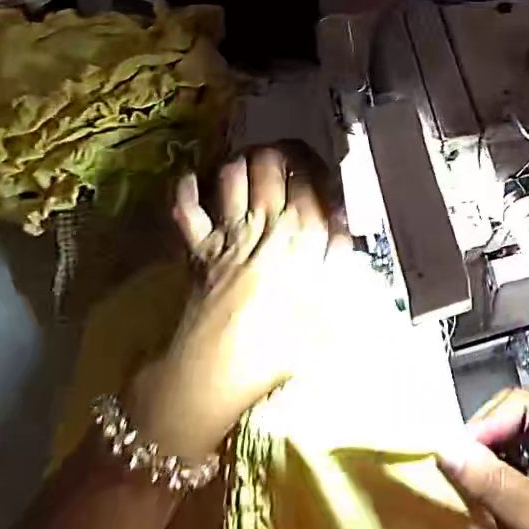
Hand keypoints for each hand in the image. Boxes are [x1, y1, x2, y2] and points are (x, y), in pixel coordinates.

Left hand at [125, 144, 336, 458]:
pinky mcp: (195, 248)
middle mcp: (264, 228)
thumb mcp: (325, 305)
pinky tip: (192, 178)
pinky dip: (186, 189)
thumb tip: (343, 229)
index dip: (311, 167)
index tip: (315, 164)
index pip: (308, 185)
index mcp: (301, 240)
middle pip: (269, 170)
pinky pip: (185, 209)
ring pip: (231, 178)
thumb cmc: (278, 347)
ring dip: (240, 165)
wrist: (217, 374)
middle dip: (277, 155)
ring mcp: (226, 235)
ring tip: (249, 165)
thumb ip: (337, 263)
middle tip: (283, 155)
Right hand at [438, 390, 528, 528]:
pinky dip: (491, 482)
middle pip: (511, 420)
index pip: (523, 404)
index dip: (489, 422)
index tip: (457, 451)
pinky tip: (481, 499)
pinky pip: (508, 468)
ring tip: (465, 483)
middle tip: (456, 467)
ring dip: (485, 464)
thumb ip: (493, 482)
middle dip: (484, 443)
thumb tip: (447, 450)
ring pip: (506, 444)